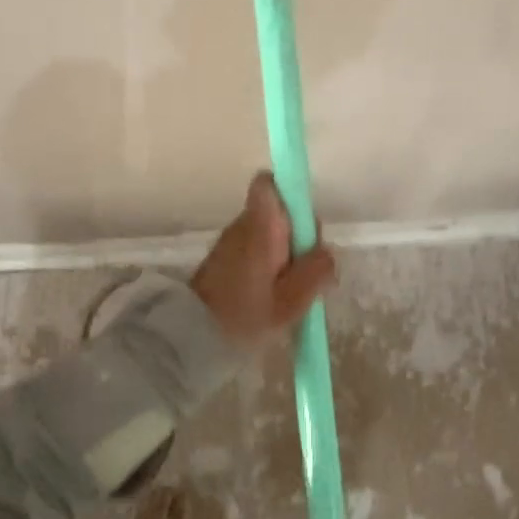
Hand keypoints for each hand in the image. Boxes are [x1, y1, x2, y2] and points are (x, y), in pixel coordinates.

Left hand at [191, 172, 336, 348]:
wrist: (192, 335)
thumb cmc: (244, 316)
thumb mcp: (292, 301)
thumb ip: (315, 270)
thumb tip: (327, 251)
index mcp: (261, 227)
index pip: (268, 184)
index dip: (290, 194)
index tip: (305, 227)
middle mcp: (243, 225)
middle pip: (277, 211)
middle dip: (297, 235)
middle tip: (303, 273)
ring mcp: (230, 241)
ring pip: (268, 232)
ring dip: (283, 254)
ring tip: (287, 291)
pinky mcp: (223, 258)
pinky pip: (255, 248)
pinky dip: (267, 265)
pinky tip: (269, 295)